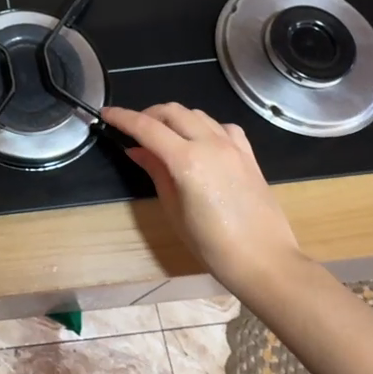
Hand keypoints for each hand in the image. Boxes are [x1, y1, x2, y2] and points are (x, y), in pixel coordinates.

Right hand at [102, 104, 304, 295]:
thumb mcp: (175, 211)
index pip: (146, 128)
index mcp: (187, 160)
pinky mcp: (248, 155)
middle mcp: (210, 144)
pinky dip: (205, 127)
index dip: (123, 118)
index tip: (106, 114)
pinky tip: (202, 142)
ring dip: (175, 118)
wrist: (266, 262)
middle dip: (148, 115)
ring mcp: (232, 146)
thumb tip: (138, 150)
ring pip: (197, 114)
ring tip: (165, 136)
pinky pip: (223, 127)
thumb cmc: (213, 246)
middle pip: (172, 111)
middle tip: (134, 130)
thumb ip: (156, 173)